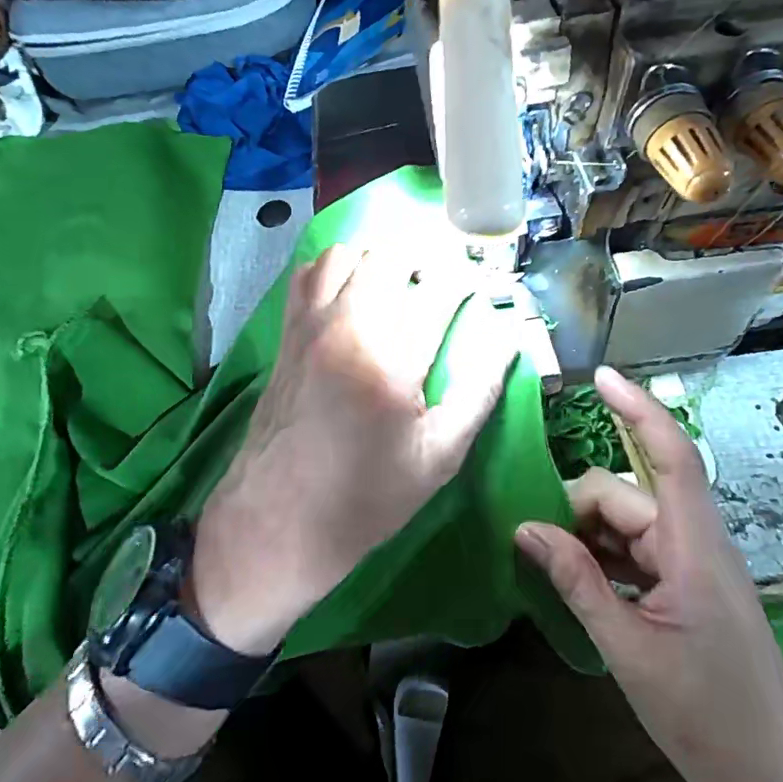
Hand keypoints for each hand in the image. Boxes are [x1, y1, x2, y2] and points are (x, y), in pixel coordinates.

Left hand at [190, 244, 513, 655]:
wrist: (275, 525)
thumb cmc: (366, 499)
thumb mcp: (439, 458)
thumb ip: (478, 394)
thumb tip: (507, 342)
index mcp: (390, 365)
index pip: (437, 293)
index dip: (466, 280)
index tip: (481, 283)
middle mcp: (345, 332)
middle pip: (387, 258)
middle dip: (425, 256)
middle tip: (443, 278)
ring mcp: (308, 330)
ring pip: (342, 256)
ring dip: (377, 258)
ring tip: (399, 281)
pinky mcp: (286, 338)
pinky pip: (306, 277)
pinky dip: (333, 270)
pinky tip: (350, 292)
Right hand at [516, 368, 782, 781]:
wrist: (768, 777)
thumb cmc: (706, 715)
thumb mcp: (629, 650)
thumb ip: (578, 583)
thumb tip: (527, 529)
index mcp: (694, 545)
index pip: (671, 455)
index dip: (638, 410)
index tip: (601, 378)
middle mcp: (696, 541)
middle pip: (629, 496)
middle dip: (579, 509)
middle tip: (533, 543)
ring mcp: (694, 563)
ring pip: (630, 524)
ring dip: (589, 536)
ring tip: (549, 564)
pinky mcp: (689, 585)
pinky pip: (639, 551)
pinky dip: (606, 558)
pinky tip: (577, 579)